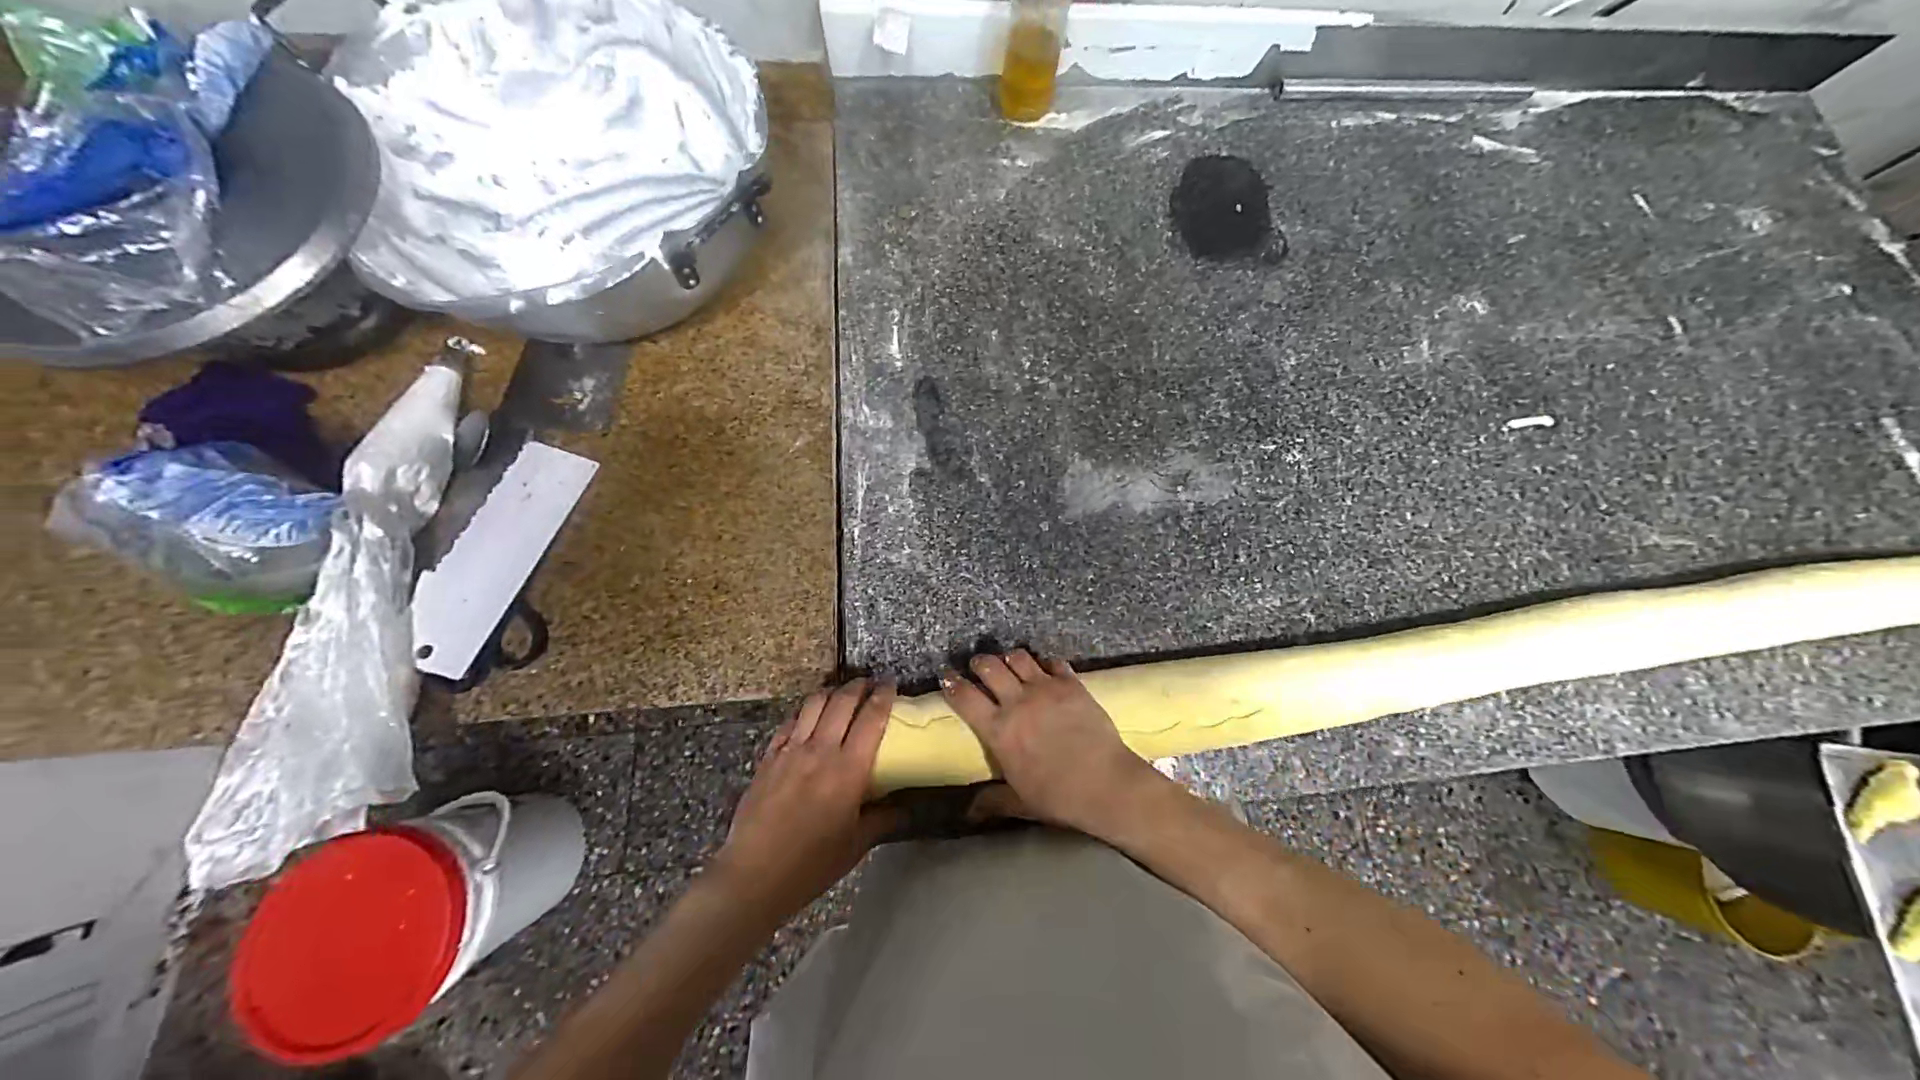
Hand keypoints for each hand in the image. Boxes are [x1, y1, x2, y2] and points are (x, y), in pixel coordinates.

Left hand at [712, 679, 898, 918]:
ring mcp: (790, 751)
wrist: (755, 874)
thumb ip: (883, 818)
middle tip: (869, 683)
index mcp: (848, 769)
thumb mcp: (856, 844)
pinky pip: (789, 723)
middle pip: (842, 702)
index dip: (883, 696)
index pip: (871, 719)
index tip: (891, 684)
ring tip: (840, 693)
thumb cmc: (812, 864)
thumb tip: (906, 807)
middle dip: (858, 686)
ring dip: (830, 693)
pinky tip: (808, 717)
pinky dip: (803, 713)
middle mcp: (820, 750)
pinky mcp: (768, 758)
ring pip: (813, 705)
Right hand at [942, 650, 1165, 837]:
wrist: (1106, 784)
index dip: (952, 683)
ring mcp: (1046, 689)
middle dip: (980, 663)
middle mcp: (1018, 702)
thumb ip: (992, 801)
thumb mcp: (1020, 801)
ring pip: (1018, 657)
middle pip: (989, 666)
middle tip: (979, 667)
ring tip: (1010, 664)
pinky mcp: (1071, 684)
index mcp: (999, 730)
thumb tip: (969, 812)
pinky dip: (1045, 663)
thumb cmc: (1058, 797)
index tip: (947, 677)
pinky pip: (1053, 662)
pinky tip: (1046, 670)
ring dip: (1010, 658)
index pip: (965, 697)